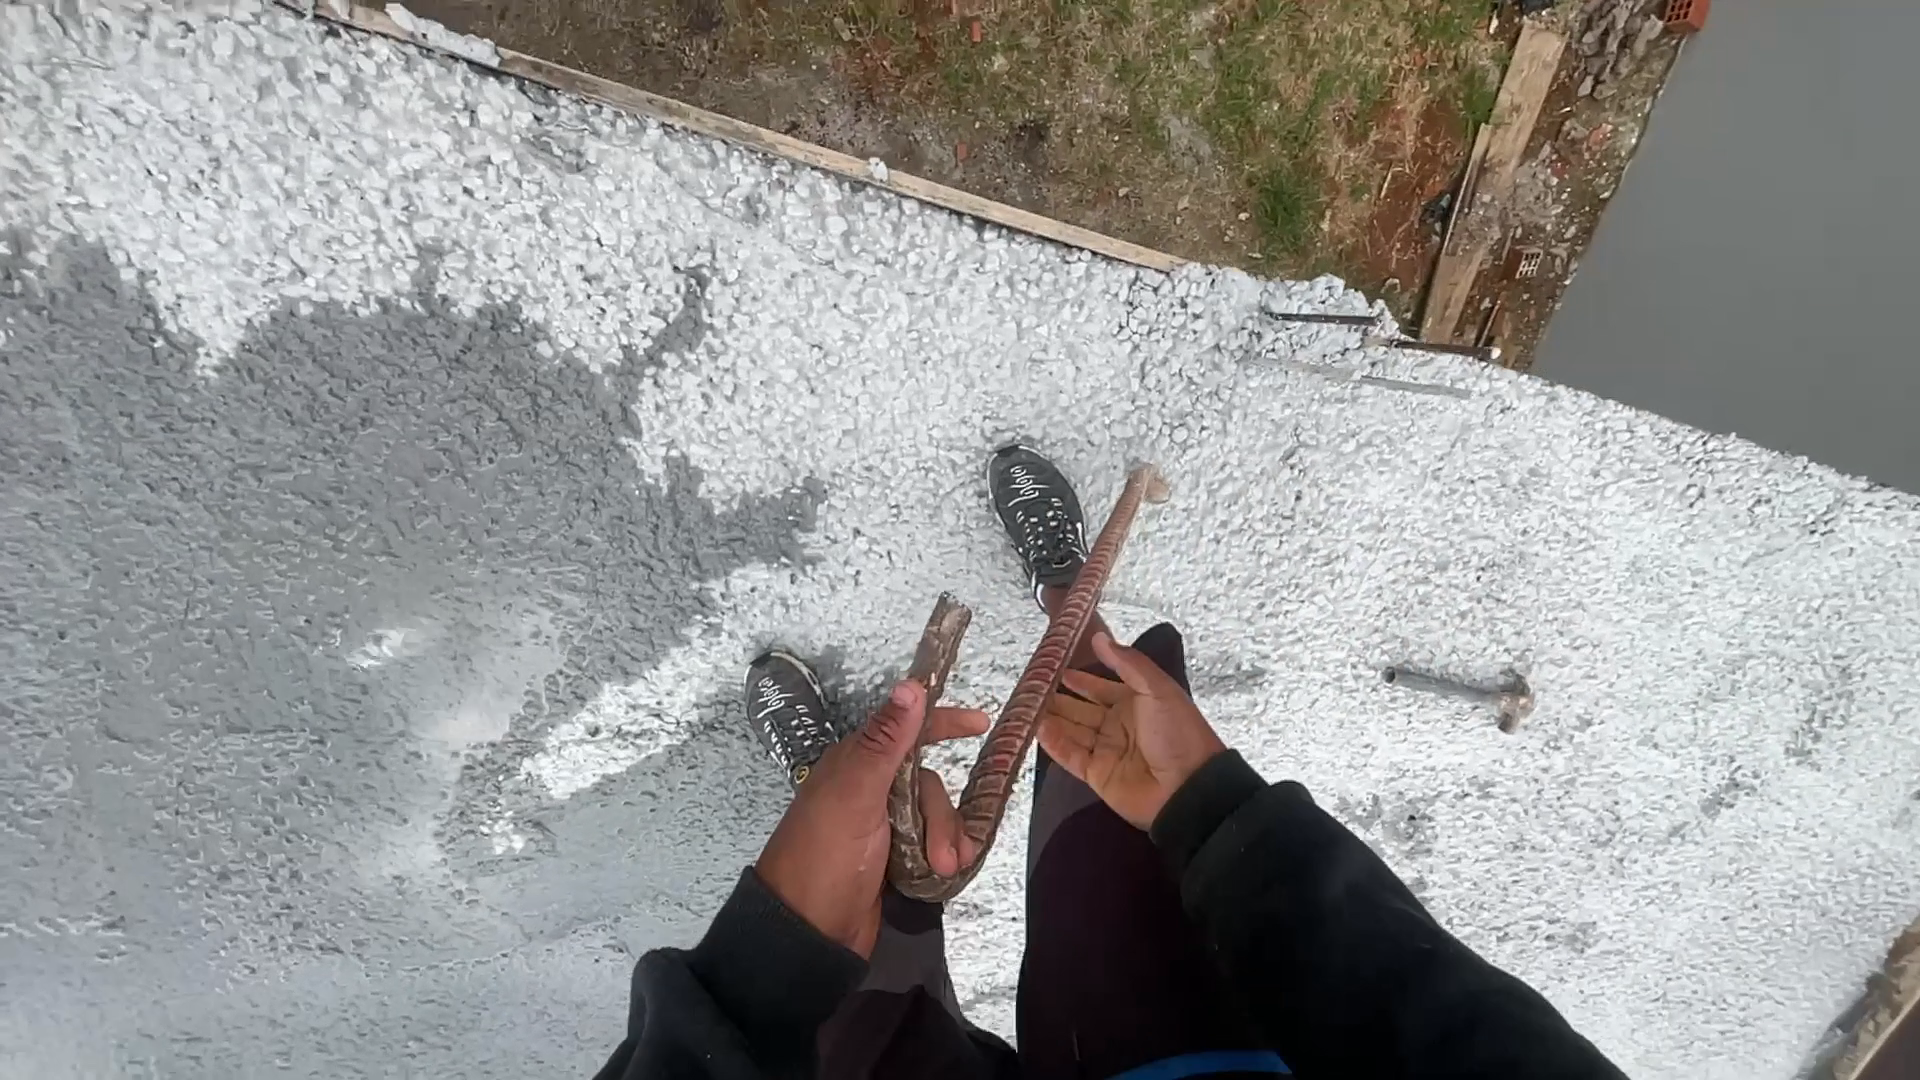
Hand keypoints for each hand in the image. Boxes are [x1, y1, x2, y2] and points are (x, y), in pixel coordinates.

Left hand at [755, 680, 988, 957]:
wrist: (805, 934)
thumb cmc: (826, 854)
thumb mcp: (857, 793)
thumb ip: (887, 741)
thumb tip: (911, 684)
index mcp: (856, 763)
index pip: (906, 729)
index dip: (943, 723)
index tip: (981, 722)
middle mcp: (870, 787)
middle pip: (928, 781)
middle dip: (942, 815)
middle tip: (944, 854)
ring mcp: (881, 825)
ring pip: (933, 814)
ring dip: (945, 839)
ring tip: (944, 869)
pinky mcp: (891, 858)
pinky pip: (930, 842)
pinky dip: (942, 854)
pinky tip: (946, 873)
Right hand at [1038, 632, 1226, 829]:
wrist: (1190, 789)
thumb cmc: (1177, 733)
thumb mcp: (1157, 689)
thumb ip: (1127, 662)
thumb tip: (1099, 637)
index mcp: (1134, 703)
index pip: (1098, 687)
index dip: (1078, 677)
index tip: (1053, 665)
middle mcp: (1117, 725)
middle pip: (1080, 708)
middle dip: (1057, 696)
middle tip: (1030, 683)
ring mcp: (1105, 750)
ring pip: (1071, 729)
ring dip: (1051, 716)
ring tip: (1025, 702)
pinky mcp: (1096, 774)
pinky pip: (1070, 754)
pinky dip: (1053, 742)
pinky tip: (1036, 726)